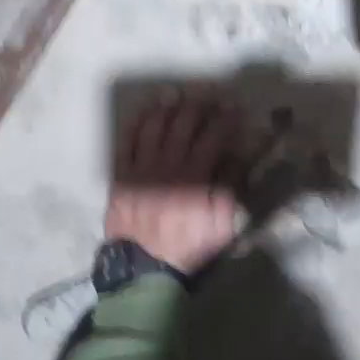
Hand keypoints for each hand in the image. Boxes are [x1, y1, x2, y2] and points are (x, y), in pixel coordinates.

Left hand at [106, 95, 240, 273]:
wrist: (144, 268)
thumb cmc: (188, 246)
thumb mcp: (222, 224)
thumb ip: (230, 188)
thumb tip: (237, 157)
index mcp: (195, 177)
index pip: (213, 137)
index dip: (225, 119)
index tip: (234, 105)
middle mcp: (168, 166)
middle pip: (183, 125)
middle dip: (198, 105)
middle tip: (207, 91)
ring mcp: (142, 168)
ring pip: (154, 128)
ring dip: (166, 107)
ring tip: (175, 93)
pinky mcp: (122, 175)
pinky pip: (127, 142)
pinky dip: (137, 124)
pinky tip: (145, 112)